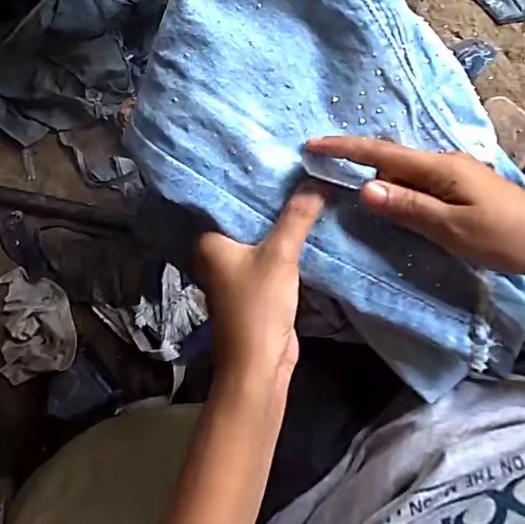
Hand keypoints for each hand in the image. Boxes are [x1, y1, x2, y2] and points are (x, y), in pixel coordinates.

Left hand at [194, 187, 325, 393]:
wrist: (260, 364)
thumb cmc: (258, 306)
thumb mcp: (280, 255)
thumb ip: (297, 217)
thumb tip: (316, 181)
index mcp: (208, 241)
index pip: (228, 199)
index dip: (253, 180)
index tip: (277, 159)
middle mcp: (216, 253)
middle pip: (248, 217)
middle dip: (272, 200)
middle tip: (299, 170)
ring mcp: (235, 270)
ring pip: (261, 236)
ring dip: (281, 223)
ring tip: (307, 189)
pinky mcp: (254, 285)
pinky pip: (270, 254)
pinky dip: (286, 243)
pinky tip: (306, 224)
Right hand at [304, 137, 524, 278]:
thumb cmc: (505, 238)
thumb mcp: (452, 228)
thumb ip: (408, 207)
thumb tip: (364, 189)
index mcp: (441, 167)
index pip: (382, 154)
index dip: (345, 149)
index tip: (313, 145)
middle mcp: (445, 162)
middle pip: (391, 156)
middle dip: (355, 156)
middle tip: (320, 159)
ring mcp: (456, 174)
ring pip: (405, 169)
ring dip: (375, 171)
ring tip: (345, 175)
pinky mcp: (462, 187)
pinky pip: (419, 180)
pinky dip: (397, 184)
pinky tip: (389, 193)